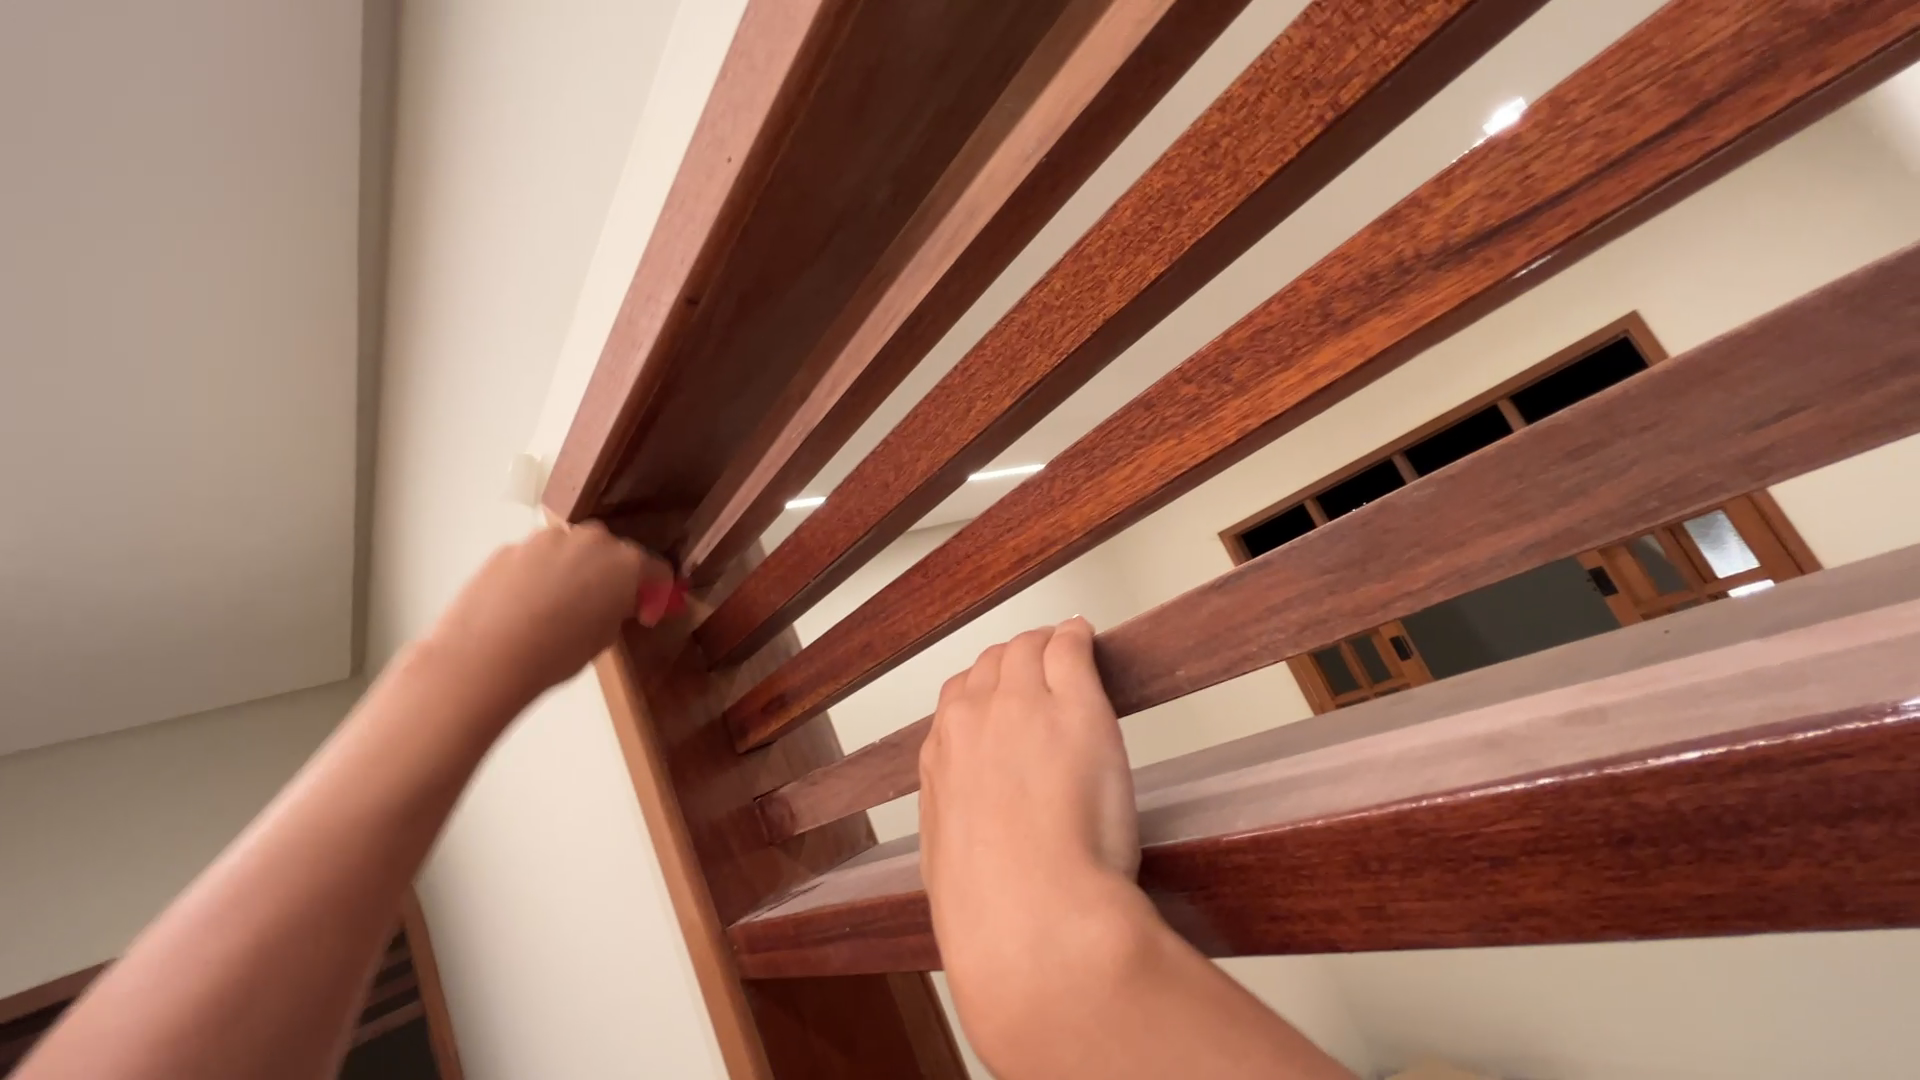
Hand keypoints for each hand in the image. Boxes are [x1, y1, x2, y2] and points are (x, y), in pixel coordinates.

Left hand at [427, 522, 674, 703]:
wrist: (484, 655)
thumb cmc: (558, 652)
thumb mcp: (605, 637)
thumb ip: (618, 609)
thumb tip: (614, 601)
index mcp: (626, 561)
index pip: (657, 570)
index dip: (657, 595)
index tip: (644, 616)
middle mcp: (590, 540)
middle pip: (612, 552)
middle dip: (613, 575)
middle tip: (605, 607)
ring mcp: (546, 539)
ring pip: (572, 551)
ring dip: (575, 572)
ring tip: (559, 608)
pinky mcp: (509, 548)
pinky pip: (537, 558)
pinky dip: (540, 576)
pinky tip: (527, 608)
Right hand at [918, 618, 1143, 1056]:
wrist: (1031, 914)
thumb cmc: (994, 905)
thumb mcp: (947, 862)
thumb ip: (955, 823)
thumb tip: (967, 823)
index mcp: (941, 756)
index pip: (958, 697)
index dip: (986, 691)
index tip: (1005, 696)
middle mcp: (973, 718)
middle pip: (990, 664)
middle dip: (1013, 663)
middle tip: (1040, 668)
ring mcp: (1024, 704)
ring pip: (1026, 649)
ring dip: (1042, 646)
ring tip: (1064, 646)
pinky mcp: (1076, 702)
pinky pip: (1069, 646)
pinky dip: (1075, 638)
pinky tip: (1085, 637)